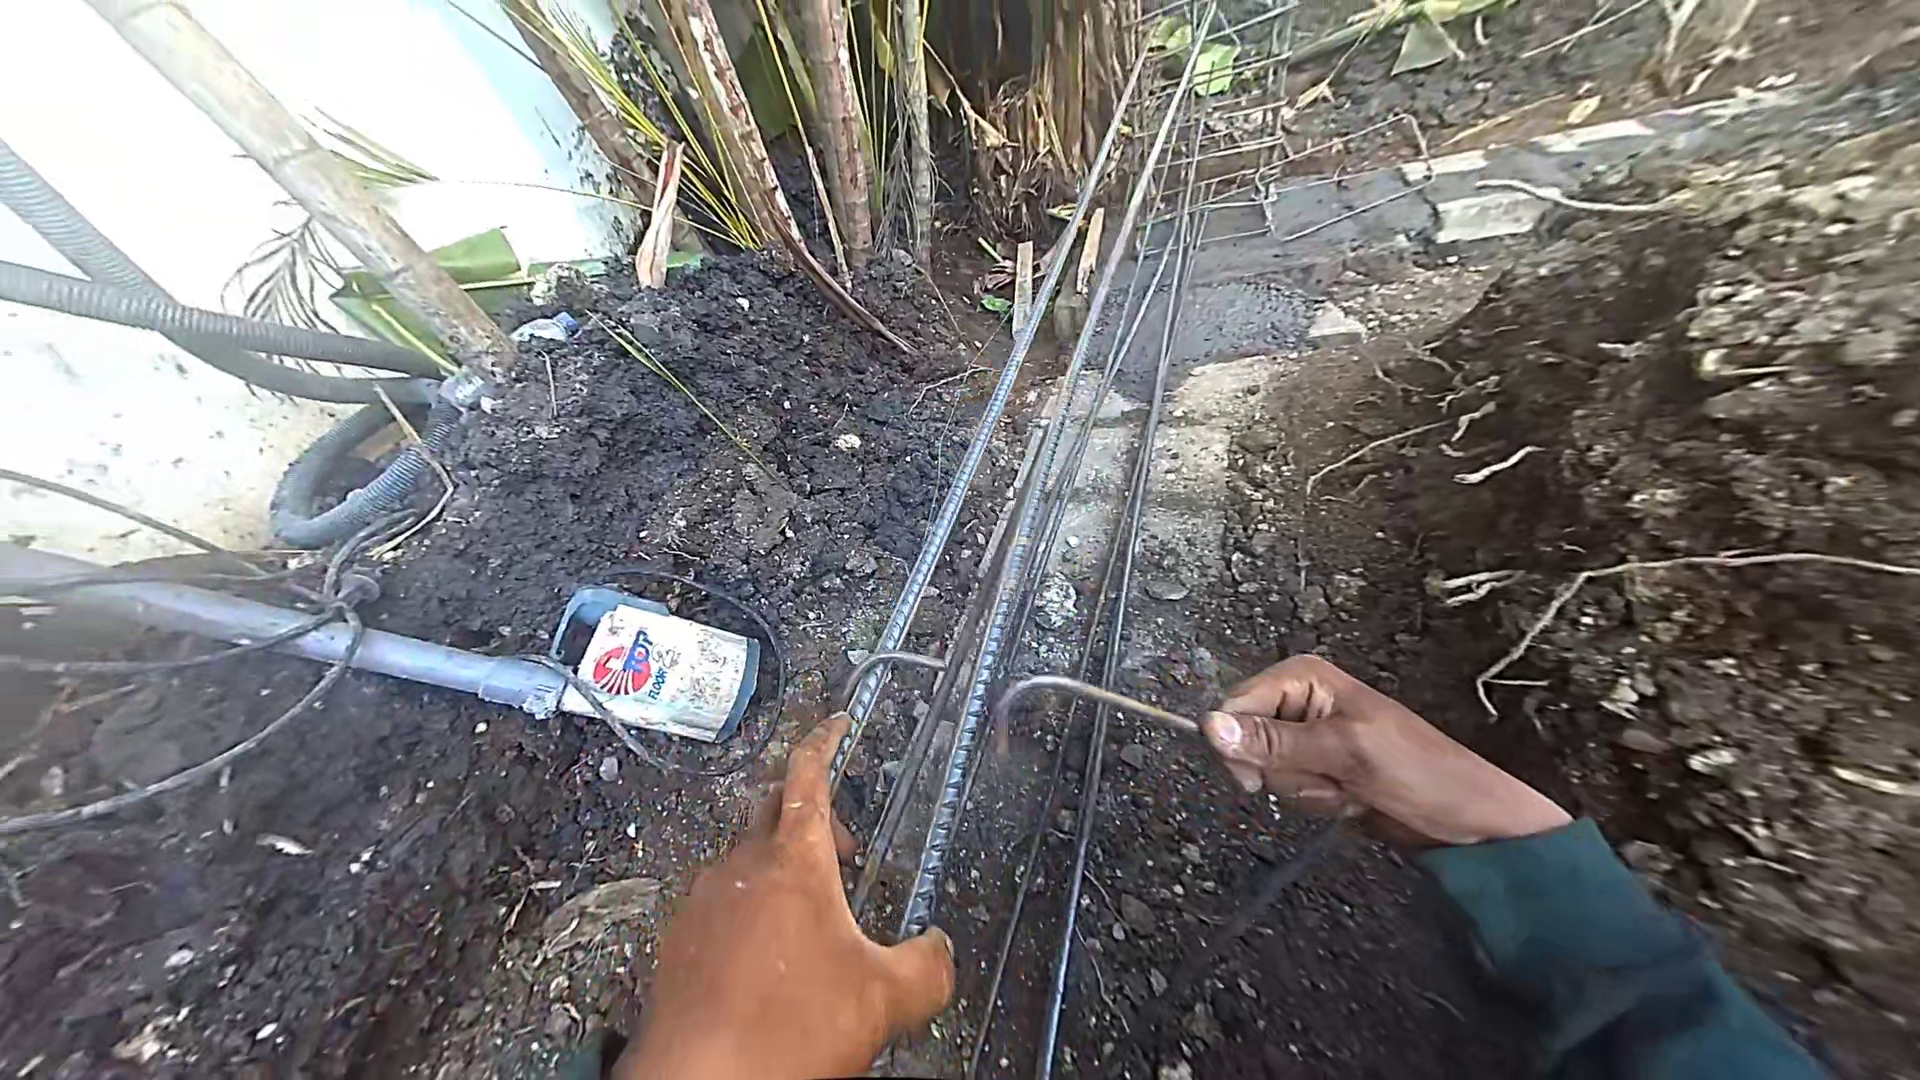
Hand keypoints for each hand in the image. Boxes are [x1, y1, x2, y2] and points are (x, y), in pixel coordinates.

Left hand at [617, 713, 954, 1078]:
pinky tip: (764, 954)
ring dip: (783, 862)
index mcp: (795, 858)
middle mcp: (745, 863)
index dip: (825, 740)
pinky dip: (751, 902)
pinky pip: (723, 896)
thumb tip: (942, 950)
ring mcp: (705, 897)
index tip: (838, 722)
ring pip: (750, 853)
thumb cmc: (789, 1030)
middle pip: (777, 805)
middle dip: (815, 813)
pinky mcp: (679, 937)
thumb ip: (926, 966)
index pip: (809, 774)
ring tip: (809, 913)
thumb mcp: (881, 1000)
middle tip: (846, 852)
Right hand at [1199, 655, 1571, 846]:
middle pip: (1245, 738)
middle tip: (1325, 777)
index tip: (1253, 781)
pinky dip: (1313, 798)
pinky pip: (1284, 784)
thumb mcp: (1343, 752)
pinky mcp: (1313, 763)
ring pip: (1264, 766)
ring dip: (1303, 788)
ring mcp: (1304, 733)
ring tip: (1346, 787)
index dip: (1237, 745)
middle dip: (1283, 770)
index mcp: (1300, 677)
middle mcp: (1295, 699)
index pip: (1234, 707)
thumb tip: (1207, 726)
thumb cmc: (1417, 772)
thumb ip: (1273, 741)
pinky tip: (1347, 796)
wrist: (1471, 822)